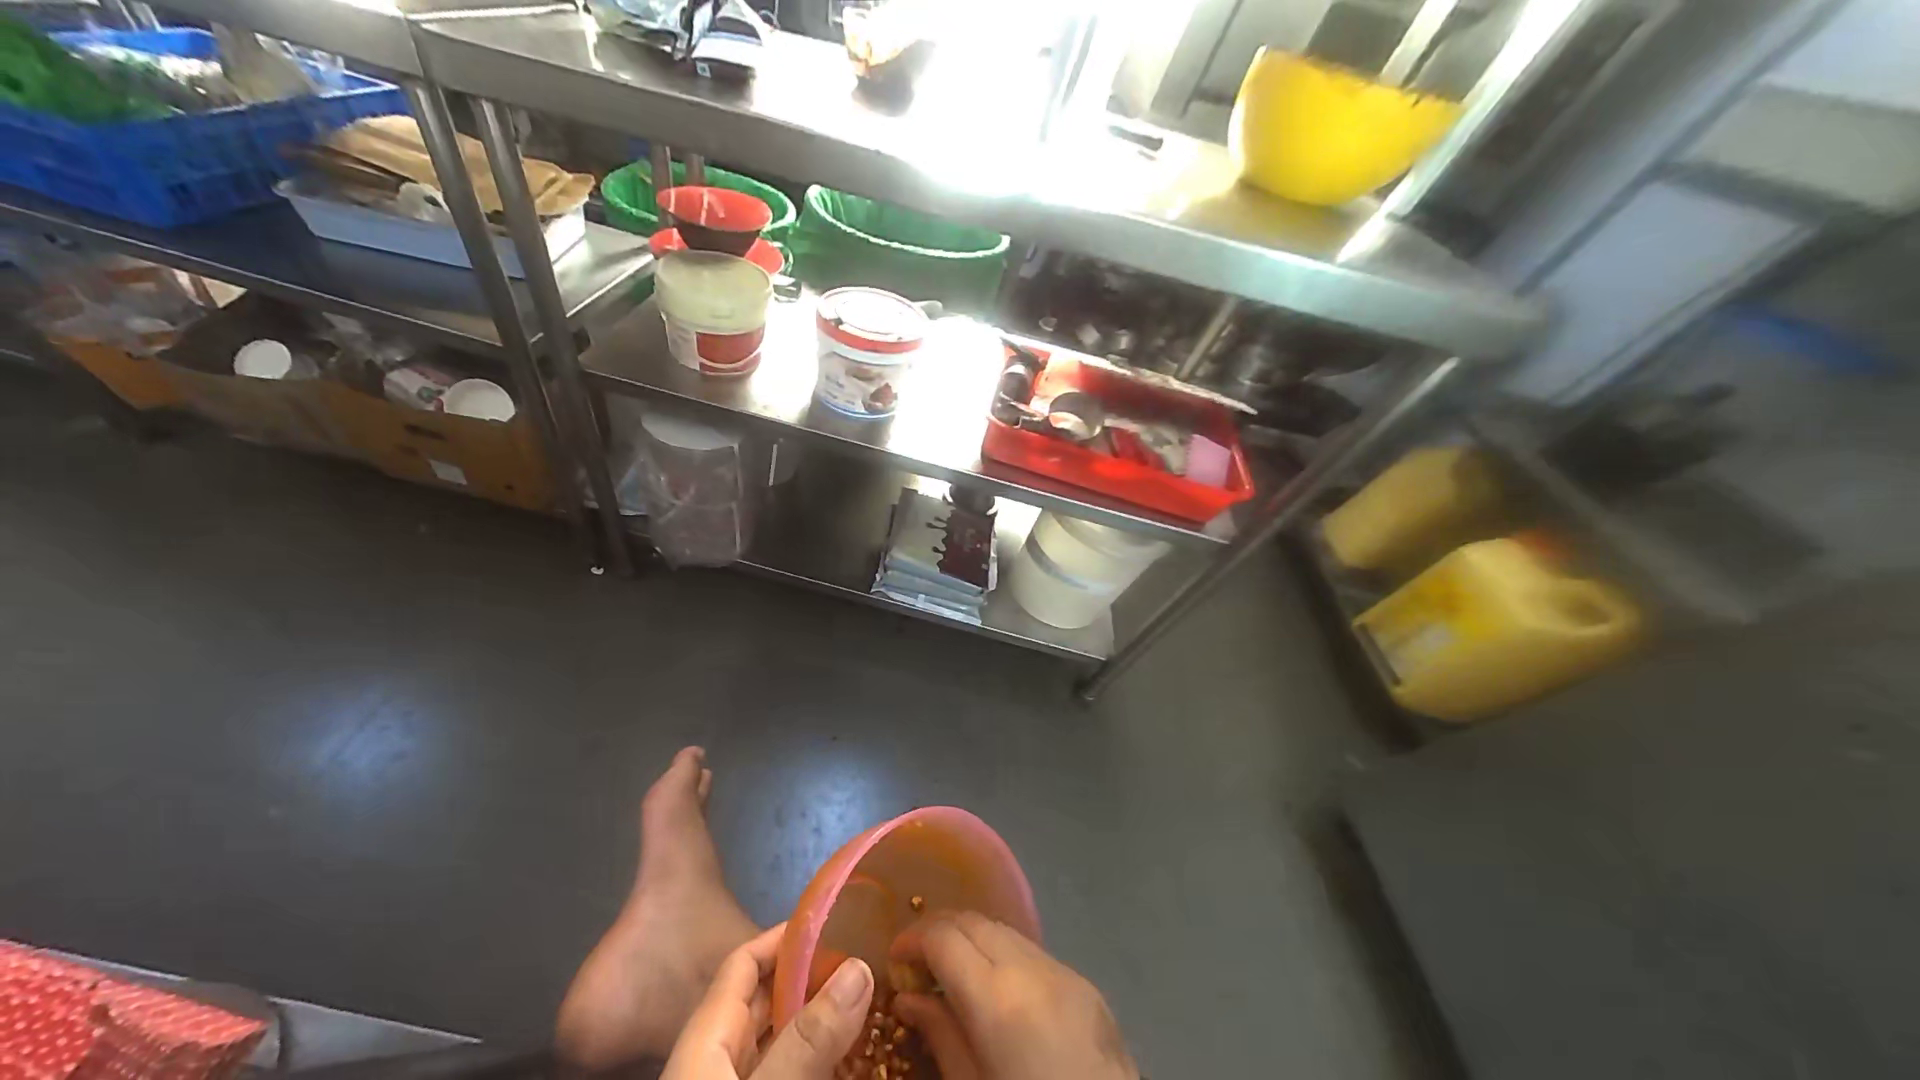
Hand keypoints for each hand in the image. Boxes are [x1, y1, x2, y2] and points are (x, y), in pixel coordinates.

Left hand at [661, 923, 875, 1079]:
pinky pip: (792, 1074)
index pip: (745, 962)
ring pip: (782, 1044)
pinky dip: (822, 1063)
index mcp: (705, 1039)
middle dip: (816, 978)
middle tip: (873, 963)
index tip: (840, 920)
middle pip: (767, 1001)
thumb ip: (806, 1041)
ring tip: (876, 1004)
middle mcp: (717, 1061)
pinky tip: (859, 1058)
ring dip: (823, 1024)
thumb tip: (859, 966)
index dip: (787, 936)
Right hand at [890, 912, 1137, 1079]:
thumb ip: (939, 1036)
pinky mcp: (1084, 982)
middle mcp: (1029, 967)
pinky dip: (1003, 954)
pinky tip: (995, 987)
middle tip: (916, 960)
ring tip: (951, 971)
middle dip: (938, 930)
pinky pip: (1032, 951)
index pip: (943, 936)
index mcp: (996, 997)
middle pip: (972, 920)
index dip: (911, 938)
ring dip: (970, 938)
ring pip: (1003, 929)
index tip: (894, 957)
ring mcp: (1062, 969)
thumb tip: (908, 998)